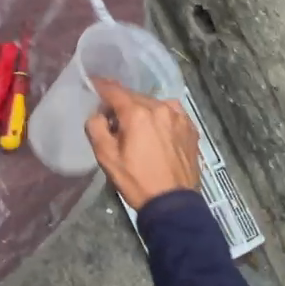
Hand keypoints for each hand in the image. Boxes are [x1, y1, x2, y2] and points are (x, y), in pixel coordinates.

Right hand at [85, 79, 200, 208]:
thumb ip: (96, 128)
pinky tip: (156, 134)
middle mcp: (161, 108)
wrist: (173, 203)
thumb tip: (99, 114)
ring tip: (136, 129)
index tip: (93, 82)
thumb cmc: (136, 180)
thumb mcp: (106, 157)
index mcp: (138, 114)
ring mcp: (179, 117)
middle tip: (112, 120)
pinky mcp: (190, 129)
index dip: (101, 85)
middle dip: (121, 105)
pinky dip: (159, 119)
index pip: (114, 91)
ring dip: (141, 112)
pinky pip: (170, 115)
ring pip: (153, 105)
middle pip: (134, 98)